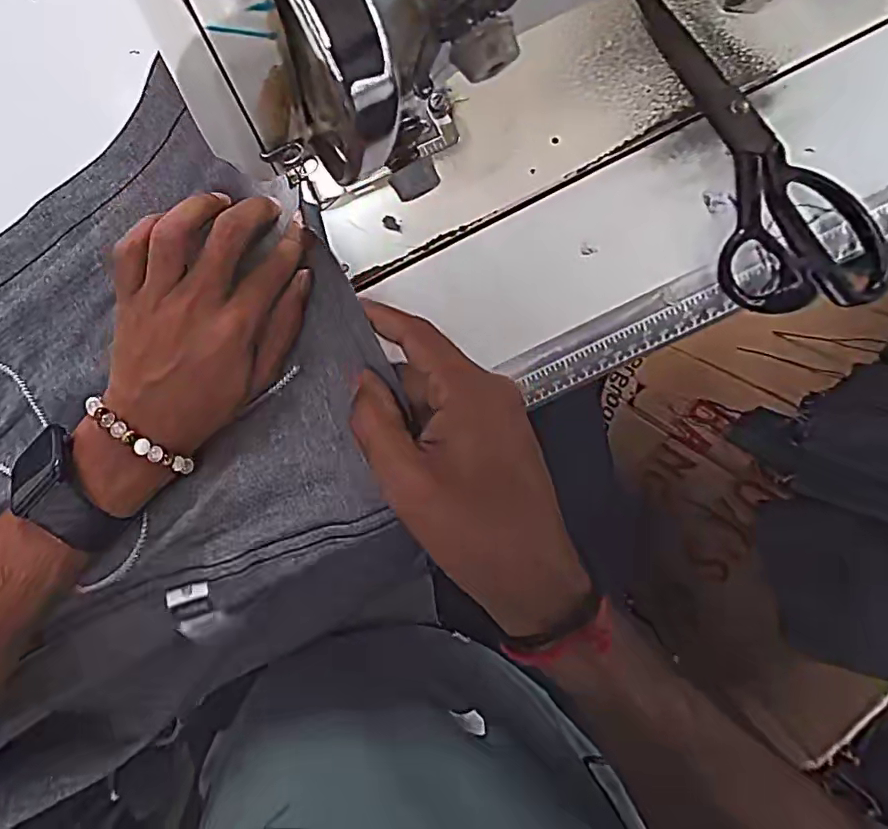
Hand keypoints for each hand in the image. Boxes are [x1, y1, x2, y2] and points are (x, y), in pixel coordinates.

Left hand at [76, 193, 311, 515]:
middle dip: (253, 211)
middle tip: (262, 210)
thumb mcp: (258, 377)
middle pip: (227, 235)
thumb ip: (284, 326)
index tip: (295, 232)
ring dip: (199, 206)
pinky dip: (146, 226)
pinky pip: (129, 250)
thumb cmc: (202, 406)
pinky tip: (167, 222)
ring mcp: (158, 299)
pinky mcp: (129, 299)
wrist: (146, 428)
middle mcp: (195, 306)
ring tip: (217, 203)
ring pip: (174, 231)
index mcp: (232, 328)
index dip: (291, 242)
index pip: (272, 267)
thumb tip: (301, 282)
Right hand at [349, 300, 593, 637]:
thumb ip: (374, 421)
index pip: (419, 336)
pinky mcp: (499, 433)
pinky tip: (413, 465)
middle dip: (386, 391)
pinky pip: (449, 412)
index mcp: (470, 392)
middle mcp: (490, 392)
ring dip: (405, 417)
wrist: (534, 580)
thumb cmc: (477, 534)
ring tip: (393, 462)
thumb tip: (360, 381)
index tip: (354, 307)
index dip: (382, 317)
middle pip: (421, 369)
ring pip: (433, 394)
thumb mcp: (405, 479)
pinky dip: (423, 428)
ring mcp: (499, 412)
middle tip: (360, 426)